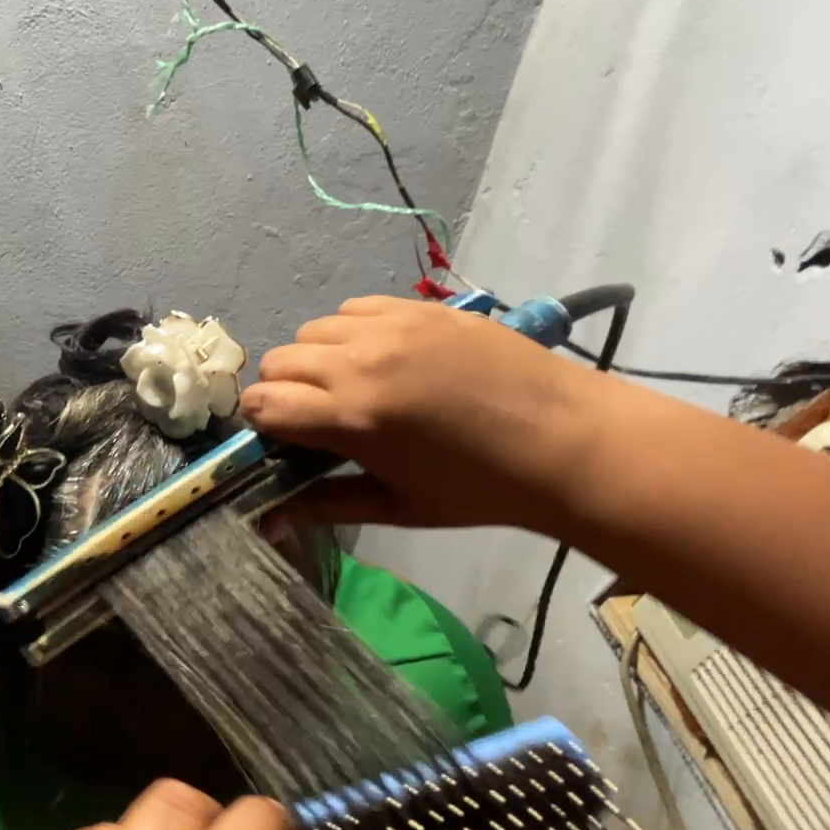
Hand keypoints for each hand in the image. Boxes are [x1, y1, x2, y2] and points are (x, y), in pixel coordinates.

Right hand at [242, 295, 609, 530]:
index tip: (286, 439)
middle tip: (319, 415)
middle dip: (284, 390)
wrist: (566, 441)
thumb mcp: (395, 506)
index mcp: (351, 417)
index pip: (263, 403)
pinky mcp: (417, 308)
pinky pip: (352, 308)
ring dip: (316, 358)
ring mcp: (390, 327)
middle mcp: (359, 362)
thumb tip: (269, 521)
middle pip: (278, 362)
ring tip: (352, 383)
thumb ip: (323, 505)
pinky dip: (350, 331)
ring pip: (312, 331)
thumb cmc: (478, 488)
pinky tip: (380, 356)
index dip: (264, 423)